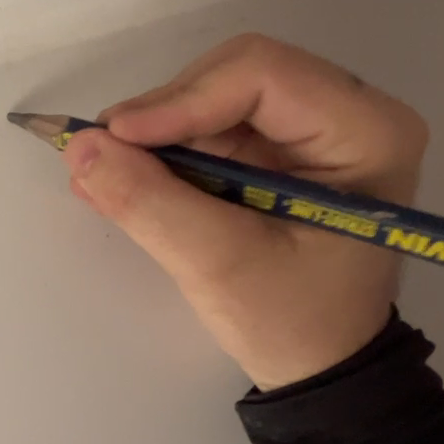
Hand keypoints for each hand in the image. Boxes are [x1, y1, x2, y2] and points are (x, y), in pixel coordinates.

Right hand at [63, 34, 428, 390]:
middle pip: (234, 78)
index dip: (180, 99)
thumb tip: (80, 149)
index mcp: (364, 132)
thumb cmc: (291, 322)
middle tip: (102, 157)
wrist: (318, 368)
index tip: (113, 139)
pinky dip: (158, 156)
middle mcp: (341, 116)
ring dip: (152, 137)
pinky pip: (205, 135)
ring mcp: (304, 135)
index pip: (262, 75)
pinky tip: (118, 181)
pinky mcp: (270, 158)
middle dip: (163, 115)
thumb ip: (151, 205)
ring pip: (212, 101)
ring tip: (101, 176)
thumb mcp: (219, 265)